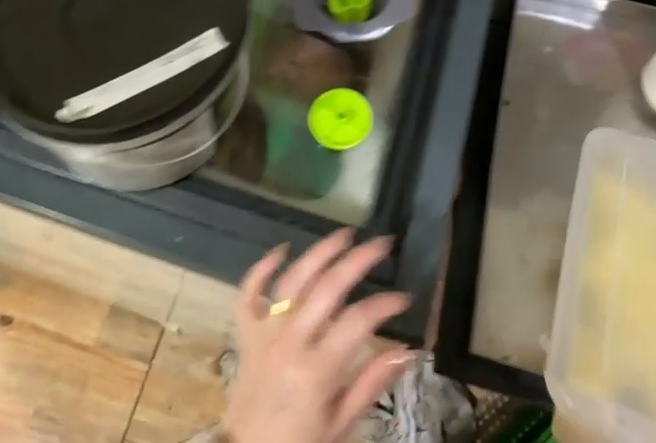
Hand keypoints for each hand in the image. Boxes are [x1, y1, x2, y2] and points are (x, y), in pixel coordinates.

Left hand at [223, 229, 416, 442]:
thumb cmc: (301, 442)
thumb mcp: (342, 423)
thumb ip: (372, 384)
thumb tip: (409, 352)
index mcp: (317, 370)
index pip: (358, 322)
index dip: (384, 305)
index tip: (405, 299)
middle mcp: (289, 343)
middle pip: (327, 289)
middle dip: (358, 261)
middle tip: (382, 245)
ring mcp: (264, 334)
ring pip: (291, 281)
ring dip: (318, 253)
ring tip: (344, 234)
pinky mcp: (246, 334)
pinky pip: (248, 293)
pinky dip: (263, 268)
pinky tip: (283, 249)